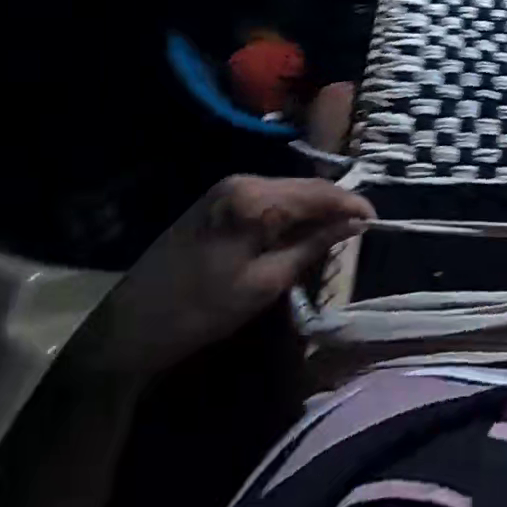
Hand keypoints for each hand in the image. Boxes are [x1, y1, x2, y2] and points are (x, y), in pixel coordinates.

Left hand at [93, 176, 373, 372]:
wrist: (130, 325)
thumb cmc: (200, 310)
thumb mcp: (264, 284)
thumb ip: (312, 247)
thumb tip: (354, 225)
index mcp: (252, 198)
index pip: (316, 192)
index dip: (350, 204)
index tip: (377, 221)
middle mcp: (242, 181)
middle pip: (303, 187)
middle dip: (334, 206)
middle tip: (361, 231)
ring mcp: (228, 189)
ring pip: (287, 193)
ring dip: (313, 211)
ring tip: (338, 235)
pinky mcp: (219, 201)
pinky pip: (268, 200)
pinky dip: (289, 216)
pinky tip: (301, 234)